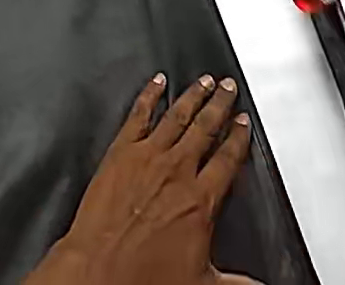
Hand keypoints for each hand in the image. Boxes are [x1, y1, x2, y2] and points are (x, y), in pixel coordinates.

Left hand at [22, 73, 258, 284]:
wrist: (101, 271)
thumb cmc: (147, 279)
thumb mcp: (203, 282)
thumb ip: (237, 280)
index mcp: (200, 200)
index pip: (227, 159)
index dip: (238, 138)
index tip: (244, 121)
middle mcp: (177, 171)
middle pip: (205, 128)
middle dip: (220, 105)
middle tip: (228, 86)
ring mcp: (148, 156)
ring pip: (177, 116)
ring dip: (193, 95)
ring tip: (204, 81)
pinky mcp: (122, 150)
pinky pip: (139, 114)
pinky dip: (150, 95)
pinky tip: (157, 81)